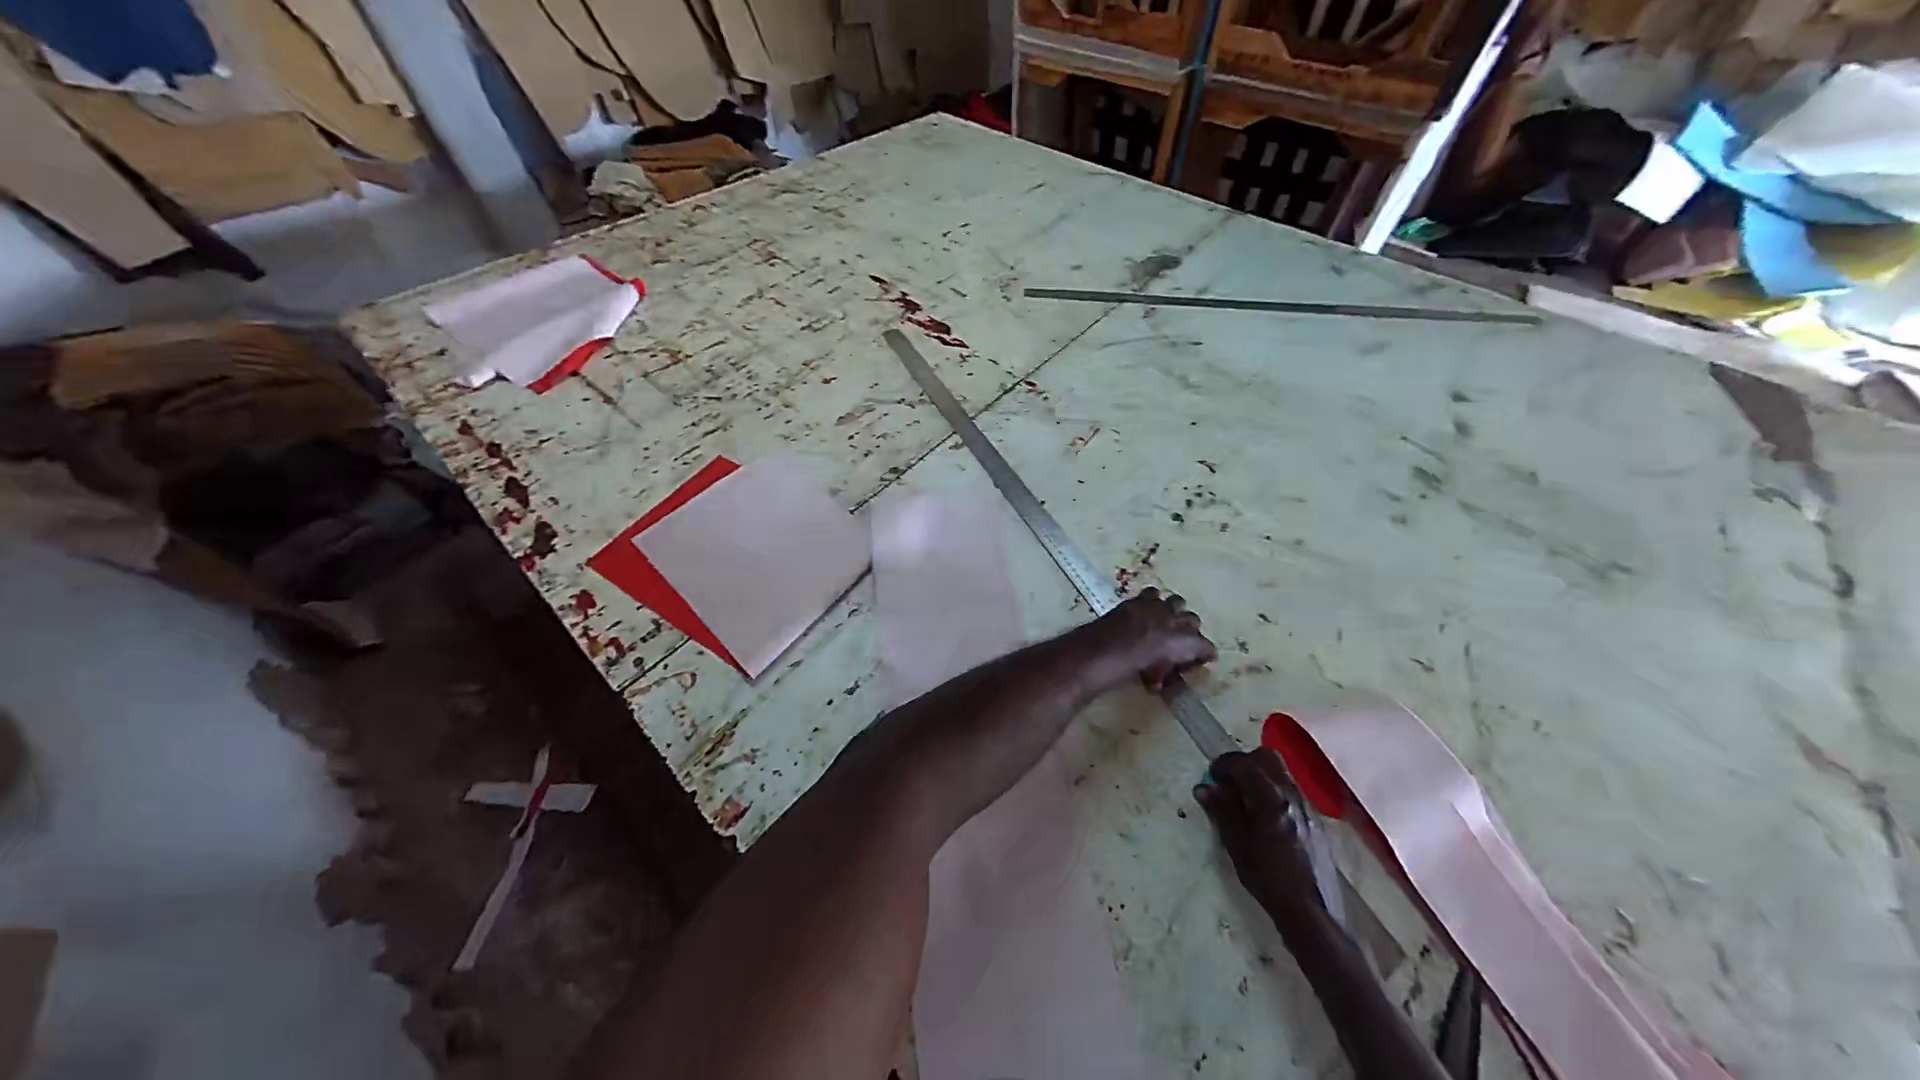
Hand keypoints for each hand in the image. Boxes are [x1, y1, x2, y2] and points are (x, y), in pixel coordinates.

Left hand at [1089, 588, 1215, 691]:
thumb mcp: (1154, 679)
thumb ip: (1164, 676)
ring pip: (1178, 603)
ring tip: (1164, 623)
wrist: (1105, 649)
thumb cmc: (1134, 670)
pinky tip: (1145, 612)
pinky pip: (1153, 595)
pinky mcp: (1139, 599)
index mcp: (1188, 643)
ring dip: (1174, 612)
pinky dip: (1152, 602)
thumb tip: (1158, 682)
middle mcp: (1179, 621)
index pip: (1207, 648)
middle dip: (1188, 632)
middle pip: (1194, 622)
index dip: (1202, 655)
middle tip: (1178, 643)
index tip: (1197, 661)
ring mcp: (1159, 607)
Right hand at [1194, 749, 1322, 919]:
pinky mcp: (1316, 821)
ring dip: (1260, 778)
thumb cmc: (1268, 879)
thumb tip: (1204, 788)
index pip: (1243, 763)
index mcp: (1270, 798)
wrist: (1312, 912)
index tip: (1212, 777)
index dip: (1223, 765)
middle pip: (1267, 758)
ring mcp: (1308, 807)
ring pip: (1281, 774)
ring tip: (1246, 803)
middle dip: (1245, 763)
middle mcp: (1291, 795)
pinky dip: (1275, 794)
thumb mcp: (1237, 845)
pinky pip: (1292, 793)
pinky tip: (1267, 821)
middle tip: (1229, 785)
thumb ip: (1222, 811)